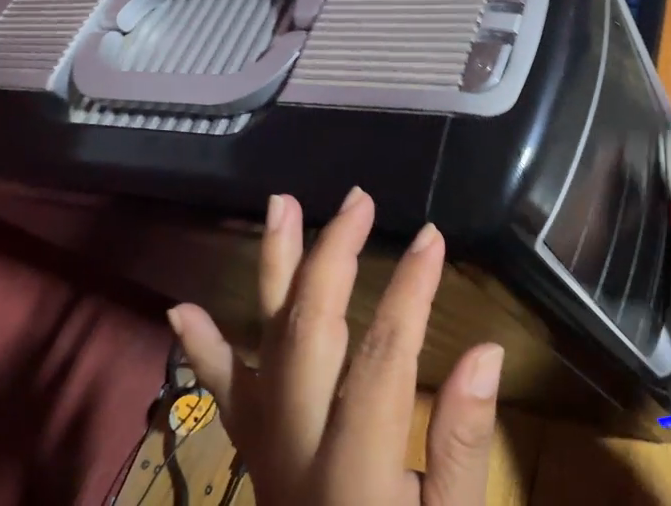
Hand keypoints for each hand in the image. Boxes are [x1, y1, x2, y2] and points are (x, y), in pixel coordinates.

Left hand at [166, 188, 504, 505]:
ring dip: (272, 271)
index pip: (383, 355)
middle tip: (357, 201)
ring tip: (279, 208)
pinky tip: (185, 309)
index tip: (431, 236)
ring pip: (262, 344)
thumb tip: (485, 352)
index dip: (409, 290)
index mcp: (355, 469)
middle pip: (309, 331)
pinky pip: (225, 395)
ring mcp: (266, 452)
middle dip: (333, 256)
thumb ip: (465, 446)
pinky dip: (207, 348)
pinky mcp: (256, 459)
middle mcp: (297, 448)